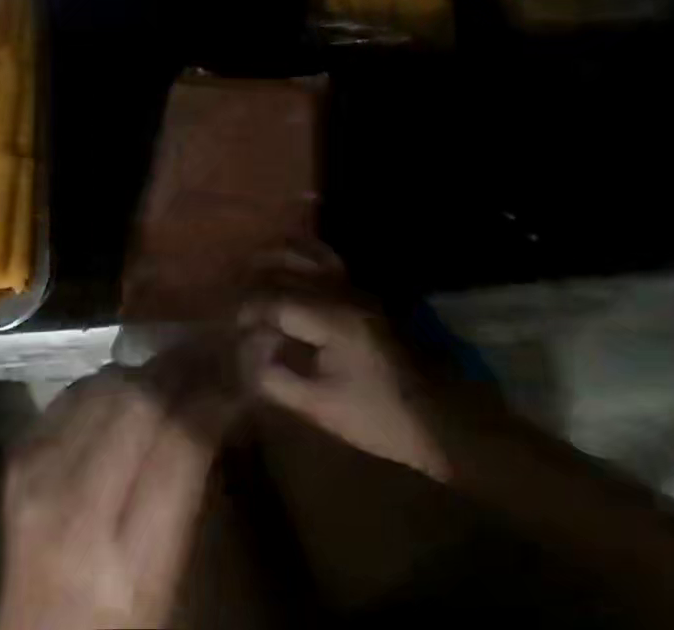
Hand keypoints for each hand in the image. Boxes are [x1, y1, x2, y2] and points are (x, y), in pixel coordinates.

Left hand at [0, 369, 221, 629]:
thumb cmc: (122, 624)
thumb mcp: (171, 576)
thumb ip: (189, 489)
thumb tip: (217, 403)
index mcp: (129, 562)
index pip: (179, 445)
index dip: (217, 393)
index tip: (249, 359)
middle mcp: (73, 506)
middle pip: (136, 403)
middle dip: (185, 365)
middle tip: (220, 345)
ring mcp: (35, 474)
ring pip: (103, 387)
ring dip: (150, 367)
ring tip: (185, 359)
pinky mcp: (16, 456)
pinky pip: (72, 395)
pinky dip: (112, 382)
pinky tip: (137, 382)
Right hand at [238, 247, 451, 481]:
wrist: (443, 420)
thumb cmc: (380, 417)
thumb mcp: (320, 407)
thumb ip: (274, 377)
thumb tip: (246, 353)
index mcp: (330, 319)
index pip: (271, 301)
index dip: (245, 315)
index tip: (230, 333)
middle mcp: (340, 293)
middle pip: (279, 272)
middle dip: (249, 289)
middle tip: (232, 310)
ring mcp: (353, 288)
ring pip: (300, 253)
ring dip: (269, 263)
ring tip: (245, 279)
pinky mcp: (360, 292)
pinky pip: (322, 257)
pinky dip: (297, 254)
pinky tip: (280, 265)